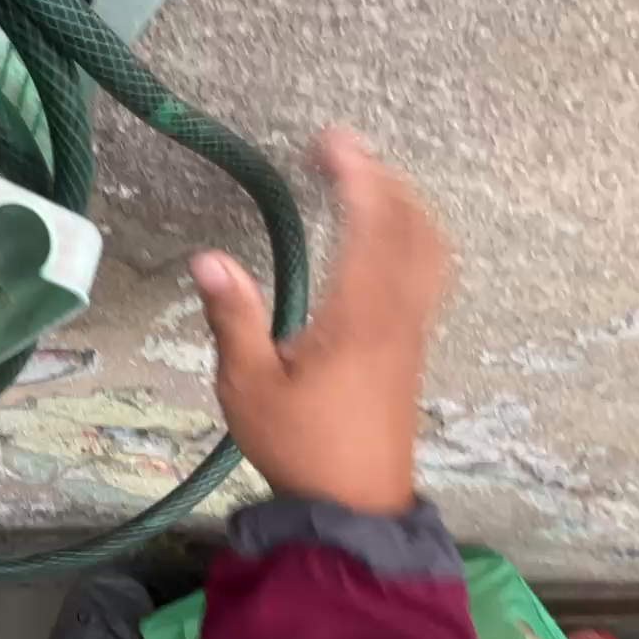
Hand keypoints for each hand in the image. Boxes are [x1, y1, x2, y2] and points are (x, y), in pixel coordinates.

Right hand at [192, 129, 448, 516]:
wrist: (350, 495)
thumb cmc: (294, 439)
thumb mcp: (246, 381)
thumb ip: (232, 316)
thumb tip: (207, 258)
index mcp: (359, 315)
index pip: (369, 227)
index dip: (354, 178)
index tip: (328, 143)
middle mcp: (398, 312)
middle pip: (413, 228)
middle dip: (382, 181)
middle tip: (341, 152)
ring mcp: (411, 329)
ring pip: (430, 249)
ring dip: (404, 206)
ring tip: (366, 183)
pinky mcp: (408, 345)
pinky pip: (427, 272)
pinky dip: (413, 237)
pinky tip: (388, 241)